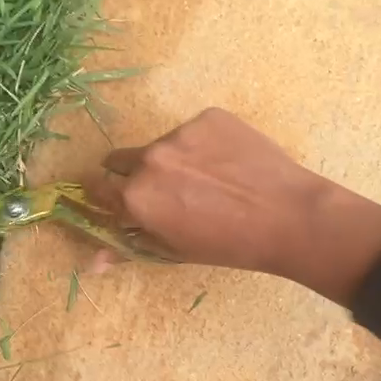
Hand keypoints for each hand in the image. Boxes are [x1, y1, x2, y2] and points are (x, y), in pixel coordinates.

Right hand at [83, 108, 380, 305]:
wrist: (289, 216)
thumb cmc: (226, 244)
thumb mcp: (173, 250)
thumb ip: (127, 249)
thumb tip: (91, 263)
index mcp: (134, 197)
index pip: (95, 186)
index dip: (104, 194)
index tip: (115, 199)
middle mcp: (149, 160)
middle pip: (120, 161)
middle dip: (133, 175)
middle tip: (167, 192)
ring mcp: (179, 134)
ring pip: (160, 145)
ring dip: (171, 160)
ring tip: (208, 180)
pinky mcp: (208, 117)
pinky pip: (192, 131)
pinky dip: (202, 145)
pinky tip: (227, 164)